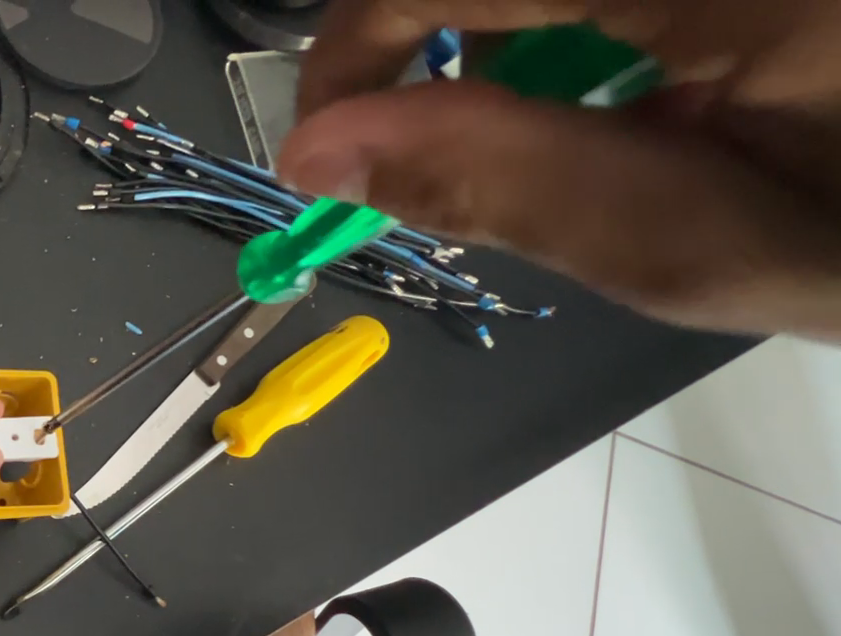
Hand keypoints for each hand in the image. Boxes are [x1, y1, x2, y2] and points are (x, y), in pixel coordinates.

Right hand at [280, 0, 840, 339]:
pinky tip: (627, 46)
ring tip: (565, 90)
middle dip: (418, 21)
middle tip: (432, 120)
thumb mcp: (689, 245)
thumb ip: (501, 185)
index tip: (333, 142)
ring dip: (499, 13)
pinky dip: (561, 13)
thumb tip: (314, 154)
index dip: (350, 47)